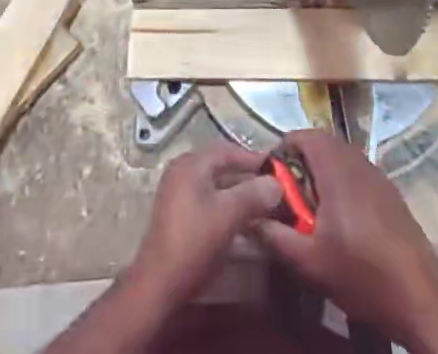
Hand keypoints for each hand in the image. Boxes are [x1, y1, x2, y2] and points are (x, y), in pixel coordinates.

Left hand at [124, 141, 281, 306]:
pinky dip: (227, 203)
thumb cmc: (194, 242)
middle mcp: (182, 172)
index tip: (279, 171)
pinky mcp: (179, 213)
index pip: (230, 150)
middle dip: (249, 177)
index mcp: (191, 164)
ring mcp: (178, 193)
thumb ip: (255, 193)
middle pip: (223, 166)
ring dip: (240, 192)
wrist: (158, 286)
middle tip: (273, 188)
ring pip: (217, 184)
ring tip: (264, 204)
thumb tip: (278, 183)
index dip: (255, 159)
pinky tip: (244, 219)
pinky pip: (209, 198)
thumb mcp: (229, 214)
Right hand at [252, 129, 437, 341]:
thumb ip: (274, 236)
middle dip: (300, 161)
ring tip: (305, 207)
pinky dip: (339, 182)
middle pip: (324, 144)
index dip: (283, 147)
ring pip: (342, 158)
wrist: (419, 294)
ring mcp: (378, 176)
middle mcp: (360, 163)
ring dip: (320, 172)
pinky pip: (357, 173)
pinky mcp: (390, 193)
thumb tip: (249, 219)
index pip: (307, 136)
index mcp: (338, 170)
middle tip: (283, 192)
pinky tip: (335, 218)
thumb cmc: (360, 272)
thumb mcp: (308, 261)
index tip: (267, 173)